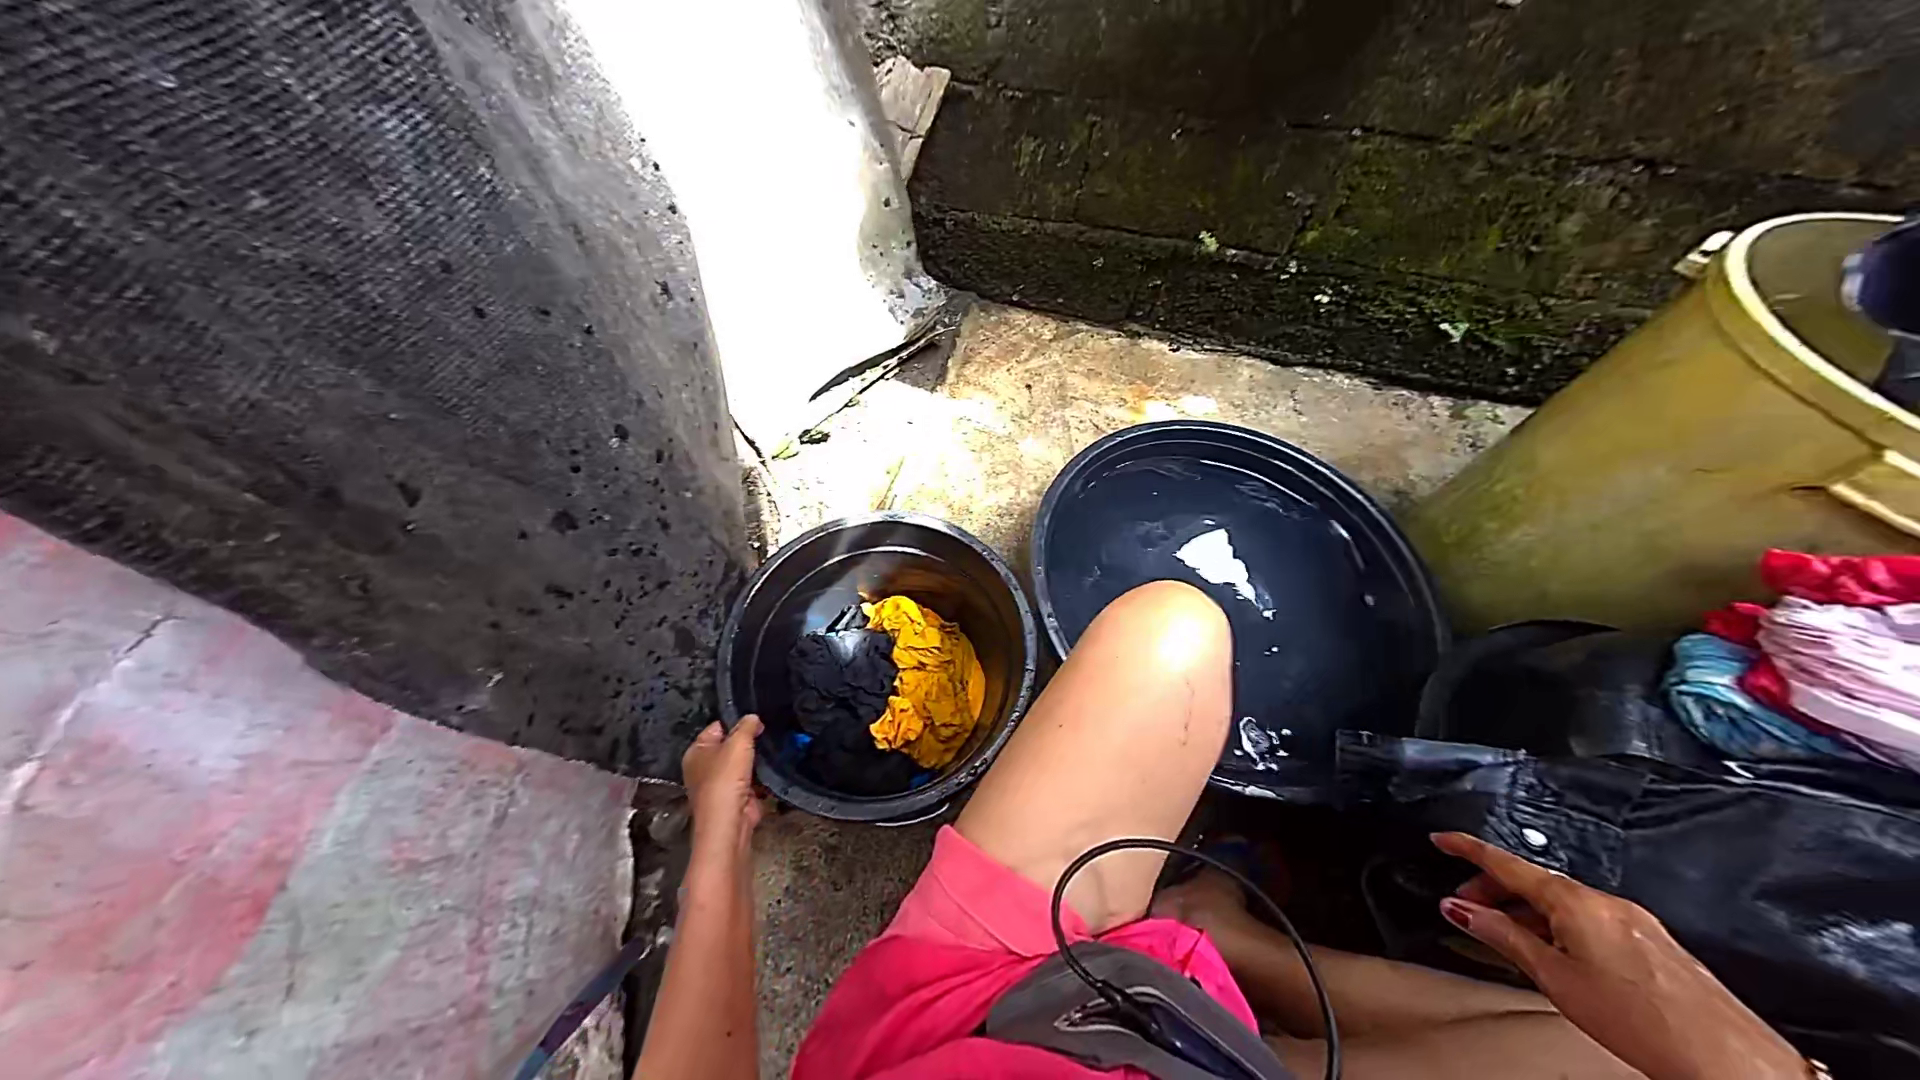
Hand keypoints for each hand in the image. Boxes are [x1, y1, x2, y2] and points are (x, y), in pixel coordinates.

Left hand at [682, 715, 763, 853]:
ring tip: (774, 747)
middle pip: (730, 745)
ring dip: (756, 759)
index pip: (717, 727)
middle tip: (768, 732)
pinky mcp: (735, 797)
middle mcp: (704, 767)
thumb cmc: (726, 777)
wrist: (729, 820)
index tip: (757, 720)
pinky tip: (773, 766)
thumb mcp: (738, 742)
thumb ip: (747, 726)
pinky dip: (761, 776)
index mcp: (696, 751)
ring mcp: (720, 783)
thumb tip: (753, 718)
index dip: (736, 722)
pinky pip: (751, 779)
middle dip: (748, 741)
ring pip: (742, 763)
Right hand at [1432, 832, 1806, 1079]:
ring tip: (1505, 937)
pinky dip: (1556, 924)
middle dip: (1491, 889)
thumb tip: (1461, 909)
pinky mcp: (1653, 942)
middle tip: (1465, 907)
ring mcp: (1634, 921)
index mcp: (1576, 902)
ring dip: (1524, 911)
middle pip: (1532, 880)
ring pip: (1560, 901)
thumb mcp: (1554, 978)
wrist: (1738, 1069)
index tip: (1443, 839)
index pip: (1505, 862)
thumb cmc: (1649, 1026)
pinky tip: (1552, 951)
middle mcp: (1606, 902)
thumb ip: (1501, 935)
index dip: (1467, 848)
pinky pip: (1588, 917)